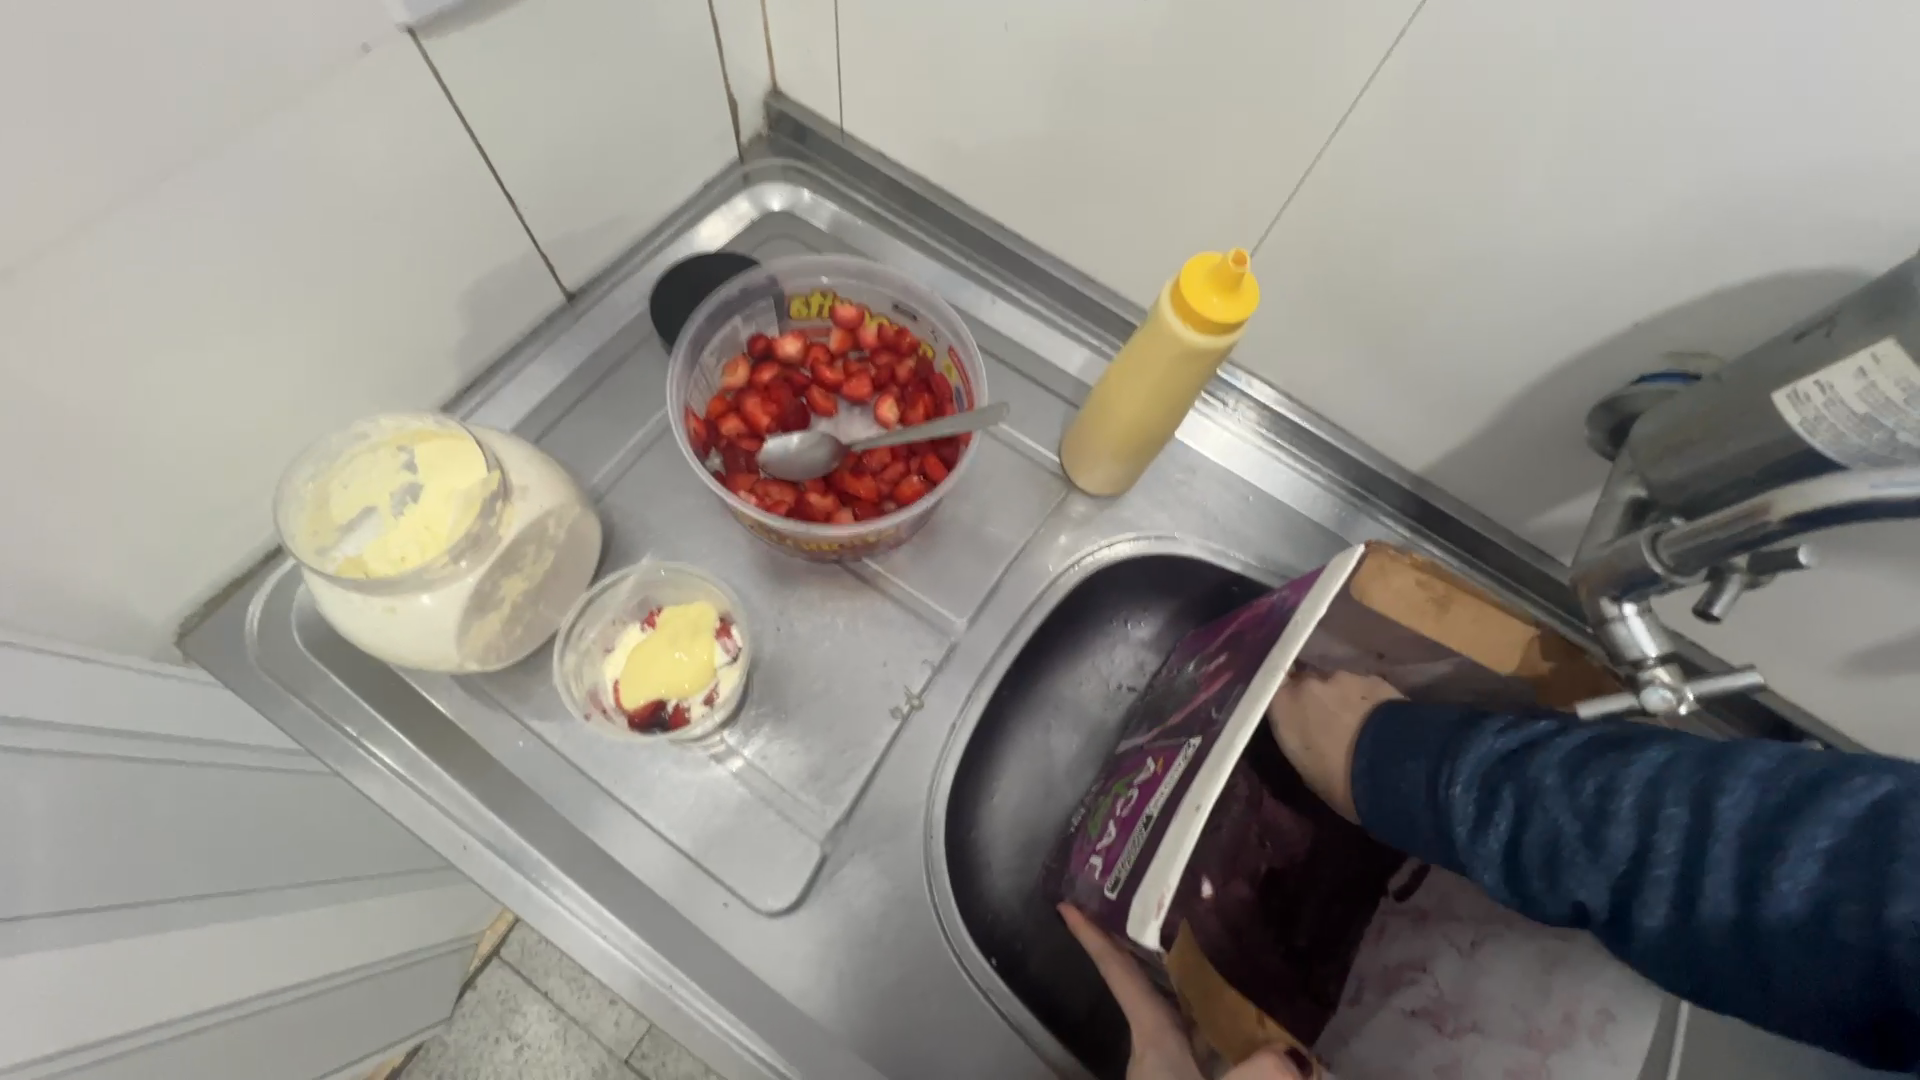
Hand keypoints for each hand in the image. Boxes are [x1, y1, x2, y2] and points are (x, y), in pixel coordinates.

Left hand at [1058, 903, 1310, 1079]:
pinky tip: (1261, 1037)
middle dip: (1167, 959)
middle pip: (1157, 993)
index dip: (1092, 939)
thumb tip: (1296, 1055)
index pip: (1119, 977)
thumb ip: (1260, 1077)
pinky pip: (1210, 1058)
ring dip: (1210, 1003)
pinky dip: (1231, 1043)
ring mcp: (1170, 1076)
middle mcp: (1155, 1054)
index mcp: (1152, 1041)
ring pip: (1187, 1027)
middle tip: (1184, 915)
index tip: (1065, 905)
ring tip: (1239, 969)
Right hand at [1266, 669, 1401, 822]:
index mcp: (1282, 705)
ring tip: (1359, 724)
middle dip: (1313, 698)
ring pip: (1336, 685)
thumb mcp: (1305, 769)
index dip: (1283, 699)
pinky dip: (1368, 701)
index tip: (1290, 712)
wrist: (1397, 771)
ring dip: (1341, 699)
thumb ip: (1298, 740)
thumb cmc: (1340, 782)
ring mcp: (1343, 678)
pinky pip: (1364, 688)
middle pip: (1305, 683)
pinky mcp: (1375, 679)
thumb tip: (1306, 735)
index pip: (1272, 690)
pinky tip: (1381, 722)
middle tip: (1326, 721)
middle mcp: (1307, 683)